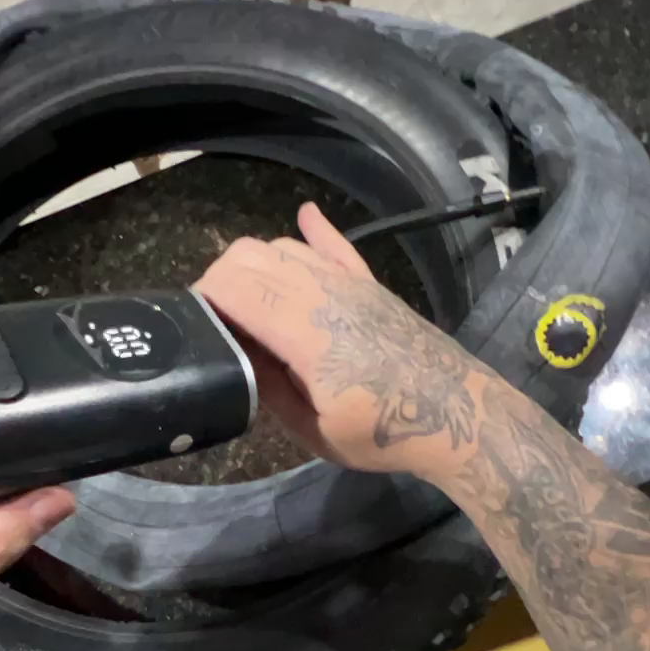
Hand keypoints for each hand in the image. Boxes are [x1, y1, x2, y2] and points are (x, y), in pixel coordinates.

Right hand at [195, 203, 489, 482]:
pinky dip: (314, 232)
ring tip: (244, 300)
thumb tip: (236, 353)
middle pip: (250, 255)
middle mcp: (323, 291)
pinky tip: (305, 217)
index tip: (192, 325)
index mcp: (304, 331)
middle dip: (218, 280)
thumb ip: (268, 388)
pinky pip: (334, 245)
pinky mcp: (369, 283)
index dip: (202, 299)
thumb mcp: (313, 431)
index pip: (234, 286)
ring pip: (284, 245)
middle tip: (213, 320)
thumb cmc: (382, 433)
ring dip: (253, 264)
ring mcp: (349, 282)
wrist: (457, 416)